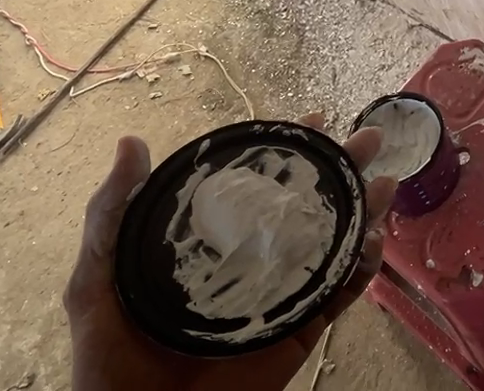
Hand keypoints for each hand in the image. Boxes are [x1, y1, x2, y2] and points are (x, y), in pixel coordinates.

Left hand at [63, 115, 397, 390]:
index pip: (259, 183)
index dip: (288, 148)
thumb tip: (131, 142)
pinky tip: (372, 242)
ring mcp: (283, 292)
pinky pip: (341, 294)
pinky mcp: (301, 328)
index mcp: (216, 240)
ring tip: (385, 181)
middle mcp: (256, 257)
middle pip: (309, 203)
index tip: (312, 119)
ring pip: (336, 240)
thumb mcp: (97, 284)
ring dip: (365, 208)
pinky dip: (363, 268)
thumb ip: (111, 216)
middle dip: (343, 166)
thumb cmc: (112, 365)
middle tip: (368, 137)